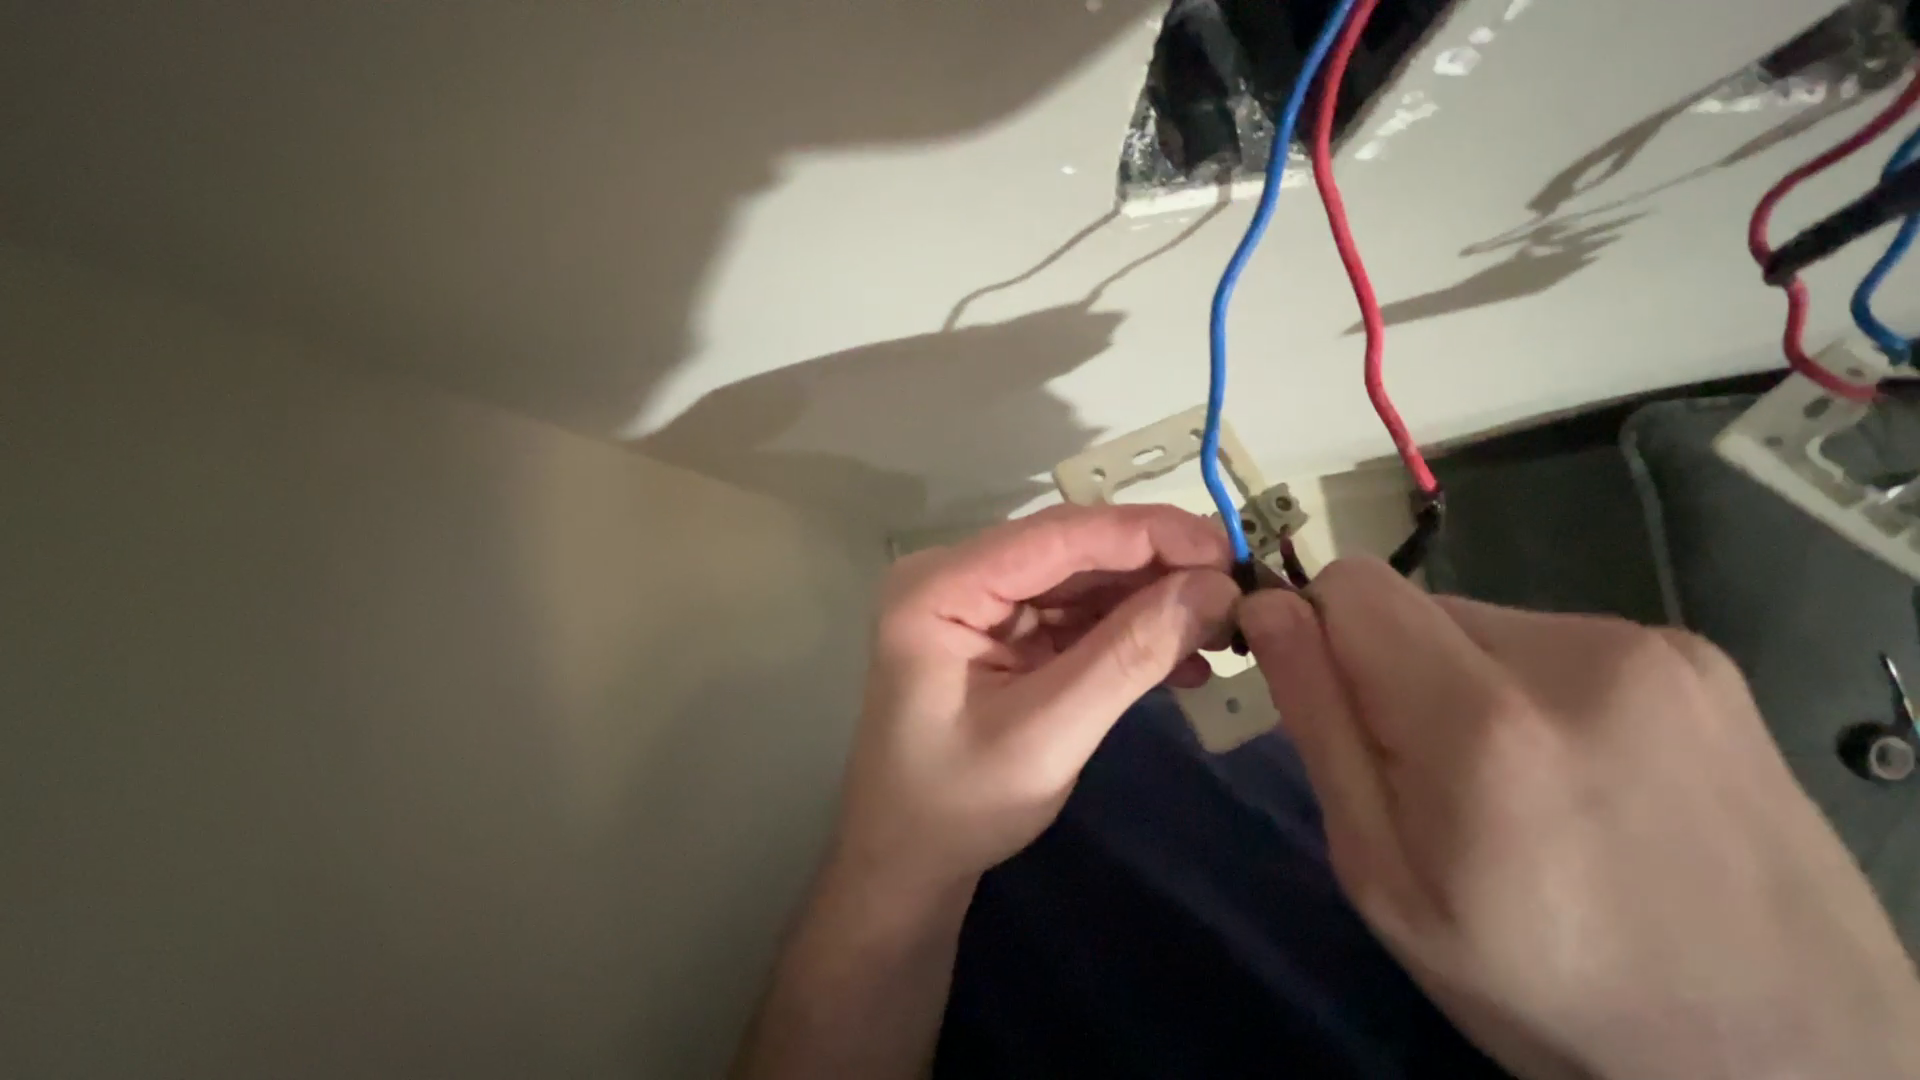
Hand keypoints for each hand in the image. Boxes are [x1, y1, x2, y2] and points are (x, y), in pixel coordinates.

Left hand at [831, 504, 1237, 893]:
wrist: (909, 860)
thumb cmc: (959, 805)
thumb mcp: (1048, 734)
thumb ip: (1128, 656)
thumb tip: (1215, 588)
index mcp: (940, 587)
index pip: (1056, 536)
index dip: (1146, 533)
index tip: (1226, 549)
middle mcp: (957, 578)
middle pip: (1072, 551)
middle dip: (1157, 567)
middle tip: (1239, 588)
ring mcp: (981, 606)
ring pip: (1083, 580)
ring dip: (1152, 601)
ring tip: (1224, 627)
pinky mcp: (1004, 635)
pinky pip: (1077, 616)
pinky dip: (1130, 633)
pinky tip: (1185, 658)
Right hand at [1241, 559, 1919, 1079]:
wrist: (1783, 1053)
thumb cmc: (1540, 980)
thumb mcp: (1385, 876)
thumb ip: (1320, 727)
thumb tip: (1270, 609)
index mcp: (1485, 723)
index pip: (1351, 586)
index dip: (1318, 631)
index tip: (1333, 702)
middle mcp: (1578, 656)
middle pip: (1413, 605)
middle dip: (1393, 669)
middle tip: (1432, 774)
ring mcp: (1656, 649)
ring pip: (1480, 621)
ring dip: (1464, 679)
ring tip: (1516, 782)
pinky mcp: (1702, 658)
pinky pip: (1552, 638)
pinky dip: (1533, 687)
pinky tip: (1580, 771)